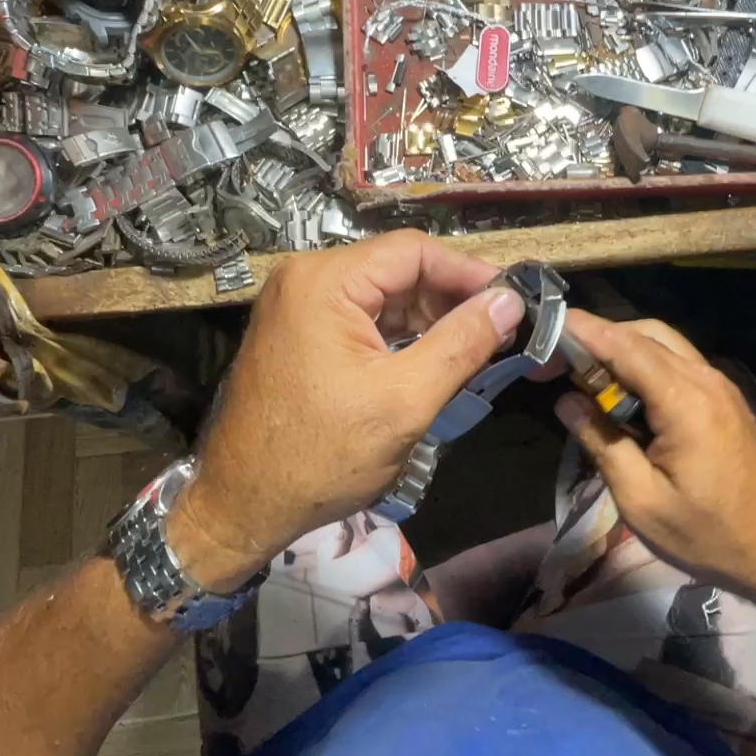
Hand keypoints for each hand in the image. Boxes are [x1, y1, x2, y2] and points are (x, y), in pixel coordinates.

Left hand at [172, 231, 524, 589]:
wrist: (242, 504)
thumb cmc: (321, 456)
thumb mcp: (404, 401)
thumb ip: (461, 345)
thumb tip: (510, 302)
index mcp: (325, 281)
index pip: (414, 251)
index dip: (468, 272)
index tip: (514, 299)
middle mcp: (306, 279)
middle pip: (397, 271)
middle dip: (451, 300)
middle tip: (501, 331)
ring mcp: (298, 305)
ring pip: (383, 297)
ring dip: (429, 321)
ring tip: (477, 350)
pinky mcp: (300, 333)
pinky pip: (362, 320)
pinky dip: (401, 337)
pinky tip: (435, 360)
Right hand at [554, 311, 755, 603]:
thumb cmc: (711, 536)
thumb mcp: (642, 501)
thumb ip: (602, 443)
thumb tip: (567, 401)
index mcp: (686, 402)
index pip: (625, 345)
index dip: (583, 330)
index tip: (545, 327)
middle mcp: (706, 381)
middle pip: (645, 334)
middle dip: (599, 336)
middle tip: (558, 359)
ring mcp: (721, 389)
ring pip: (664, 345)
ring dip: (622, 349)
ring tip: (584, 375)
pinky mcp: (726, 402)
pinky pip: (678, 365)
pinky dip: (644, 365)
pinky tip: (623, 394)